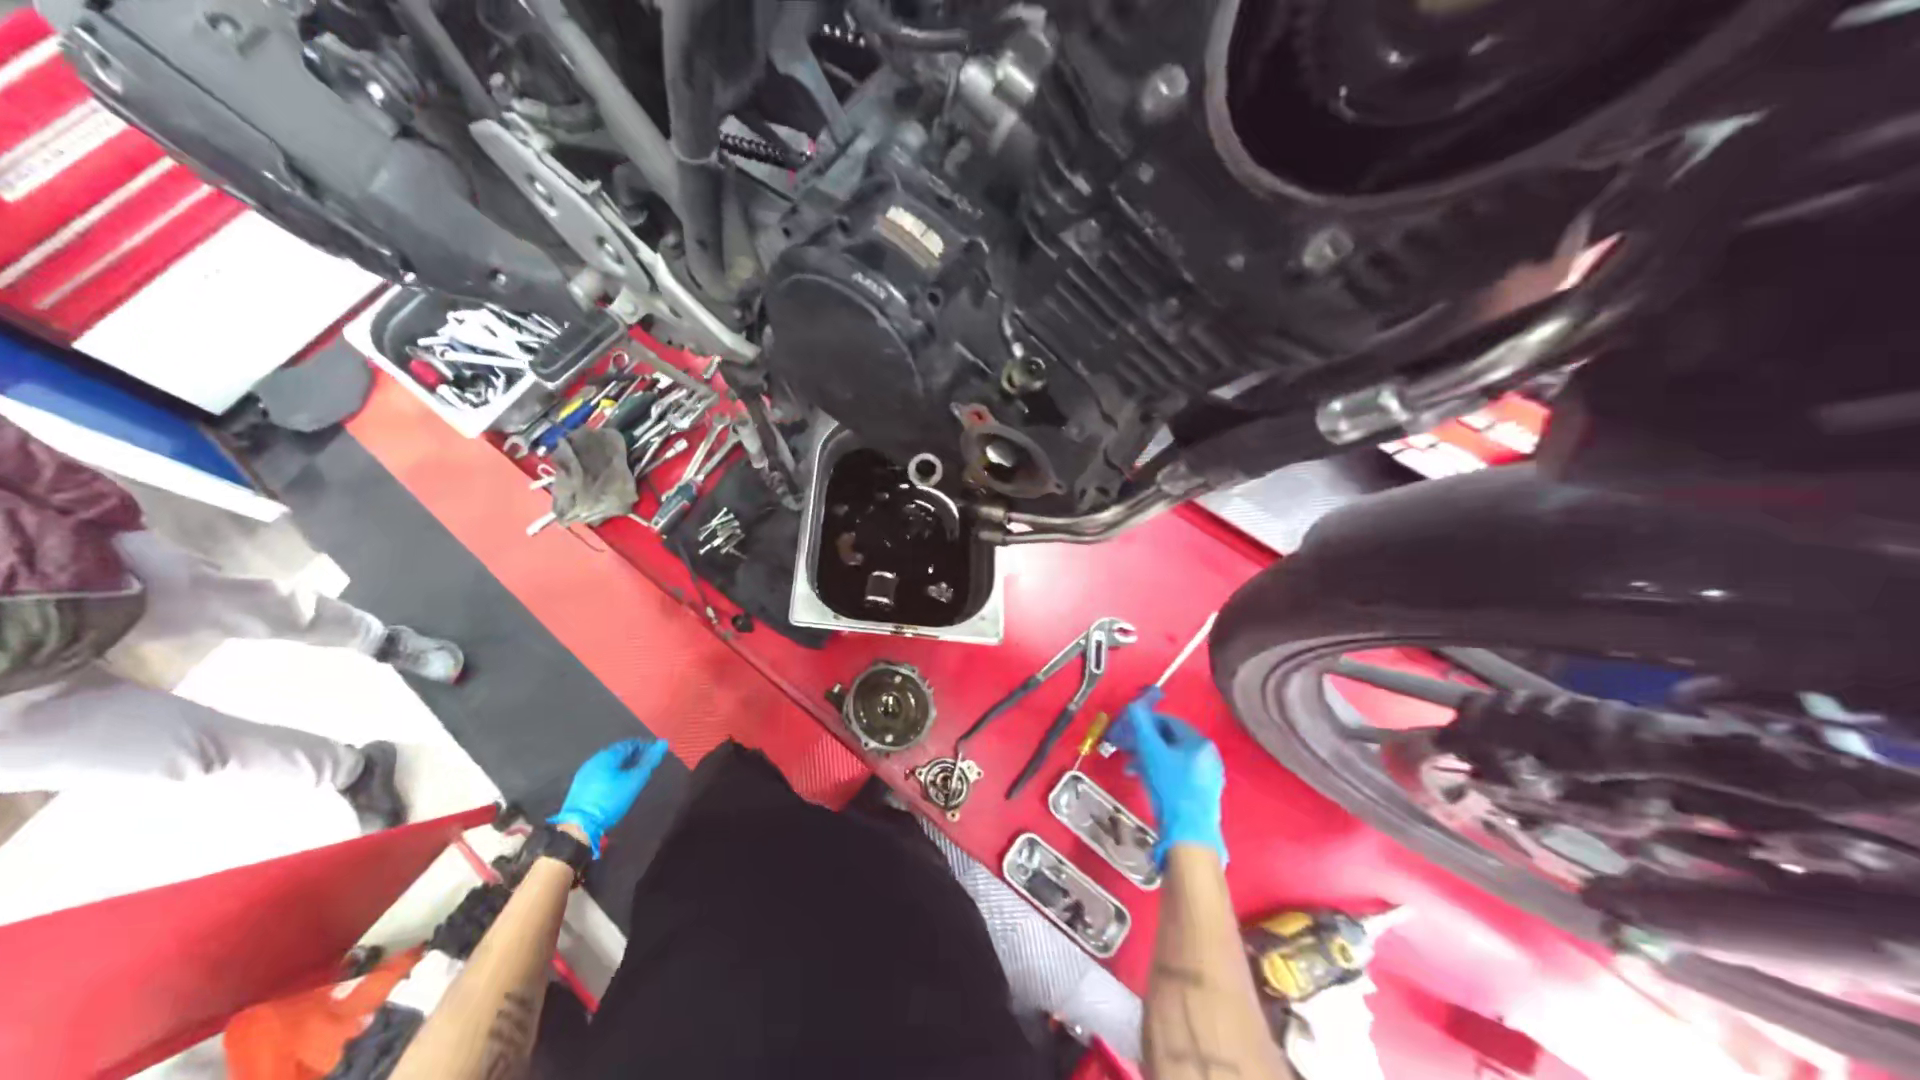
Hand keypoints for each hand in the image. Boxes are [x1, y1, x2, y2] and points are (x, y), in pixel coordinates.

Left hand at [550, 737, 669, 854]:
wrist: (578, 826)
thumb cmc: (610, 800)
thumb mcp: (634, 781)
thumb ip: (649, 762)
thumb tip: (664, 743)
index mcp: (608, 755)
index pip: (630, 743)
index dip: (644, 746)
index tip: (655, 754)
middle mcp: (594, 759)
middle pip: (618, 752)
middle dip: (633, 756)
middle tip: (646, 765)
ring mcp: (585, 772)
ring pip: (608, 763)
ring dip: (622, 765)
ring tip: (633, 775)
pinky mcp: (580, 785)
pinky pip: (600, 772)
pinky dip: (612, 773)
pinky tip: (617, 784)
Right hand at [1111, 687, 1226, 866]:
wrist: (1189, 834)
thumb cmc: (1170, 788)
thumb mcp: (1151, 753)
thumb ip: (1141, 726)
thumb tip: (1133, 705)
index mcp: (1200, 741)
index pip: (1168, 721)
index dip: (1145, 723)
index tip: (1127, 731)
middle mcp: (1209, 755)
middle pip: (1171, 740)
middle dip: (1145, 744)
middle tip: (1127, 751)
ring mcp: (1209, 776)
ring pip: (1173, 758)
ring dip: (1150, 759)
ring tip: (1132, 770)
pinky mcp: (1204, 794)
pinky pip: (1179, 774)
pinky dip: (1161, 773)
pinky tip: (1148, 783)